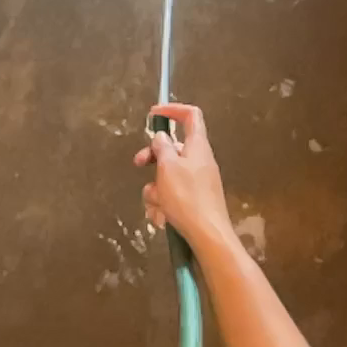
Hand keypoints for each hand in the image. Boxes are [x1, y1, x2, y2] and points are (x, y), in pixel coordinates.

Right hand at [135, 103, 237, 259]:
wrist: (208, 236)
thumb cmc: (187, 197)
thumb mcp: (168, 167)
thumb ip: (162, 147)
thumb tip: (161, 137)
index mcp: (197, 146)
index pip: (190, 115)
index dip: (172, 110)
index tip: (153, 115)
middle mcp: (199, 160)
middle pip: (172, 148)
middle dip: (152, 156)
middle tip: (138, 163)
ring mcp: (197, 181)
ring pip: (167, 175)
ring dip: (155, 189)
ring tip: (157, 205)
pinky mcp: (194, 201)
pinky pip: (171, 195)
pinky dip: (163, 204)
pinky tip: (160, 218)